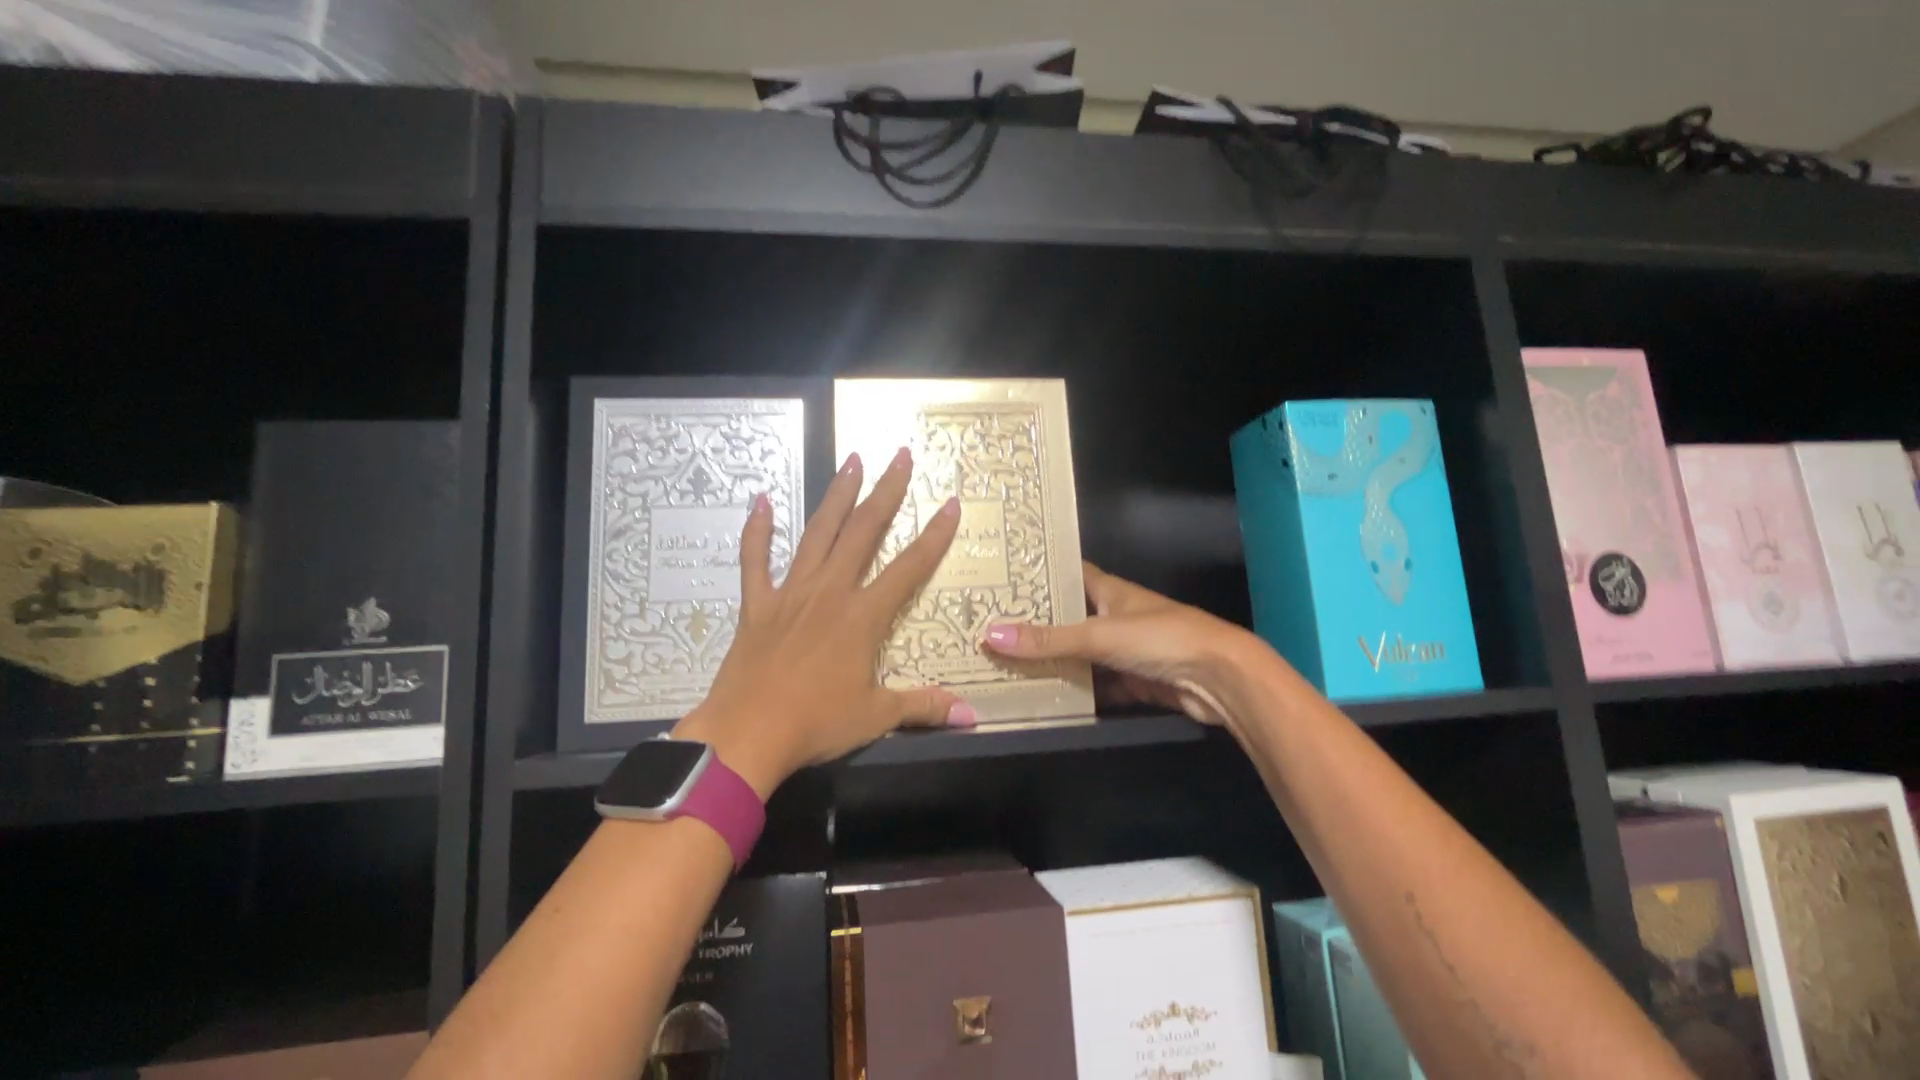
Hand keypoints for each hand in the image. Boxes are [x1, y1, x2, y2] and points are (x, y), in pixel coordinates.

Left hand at [673, 448, 970, 796]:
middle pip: (863, 532)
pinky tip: (759, 500)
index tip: (951, 504)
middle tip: (900, 456)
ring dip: (836, 496)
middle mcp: (830, 592)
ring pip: (817, 534)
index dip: (934, 536)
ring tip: (851, 461)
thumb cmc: (816, 724)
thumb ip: (924, 707)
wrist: (747, 734)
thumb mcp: (876, 717)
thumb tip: (972, 715)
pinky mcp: (756, 605)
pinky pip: (754, 560)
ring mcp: (790, 593)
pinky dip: (756, 530)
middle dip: (886, 492)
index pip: (909, 568)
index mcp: (863, 617)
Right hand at [981, 563, 1273, 731]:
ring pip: (1083, 656)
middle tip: (992, 629)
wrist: (1221, 679)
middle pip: (1071, 619)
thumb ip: (1049, 640)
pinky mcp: (1136, 682)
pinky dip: (1080, 692)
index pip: (1069, 574)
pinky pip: (1100, 687)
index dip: (1040, 574)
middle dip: (1038, 625)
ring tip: (1008, 666)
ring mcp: (1128, 651)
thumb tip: (991, 635)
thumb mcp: (1099, 636)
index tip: (1002, 578)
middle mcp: (1117, 616)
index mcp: (1111, 592)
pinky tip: (1049, 699)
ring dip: (1056, 662)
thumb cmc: (1162, 640)